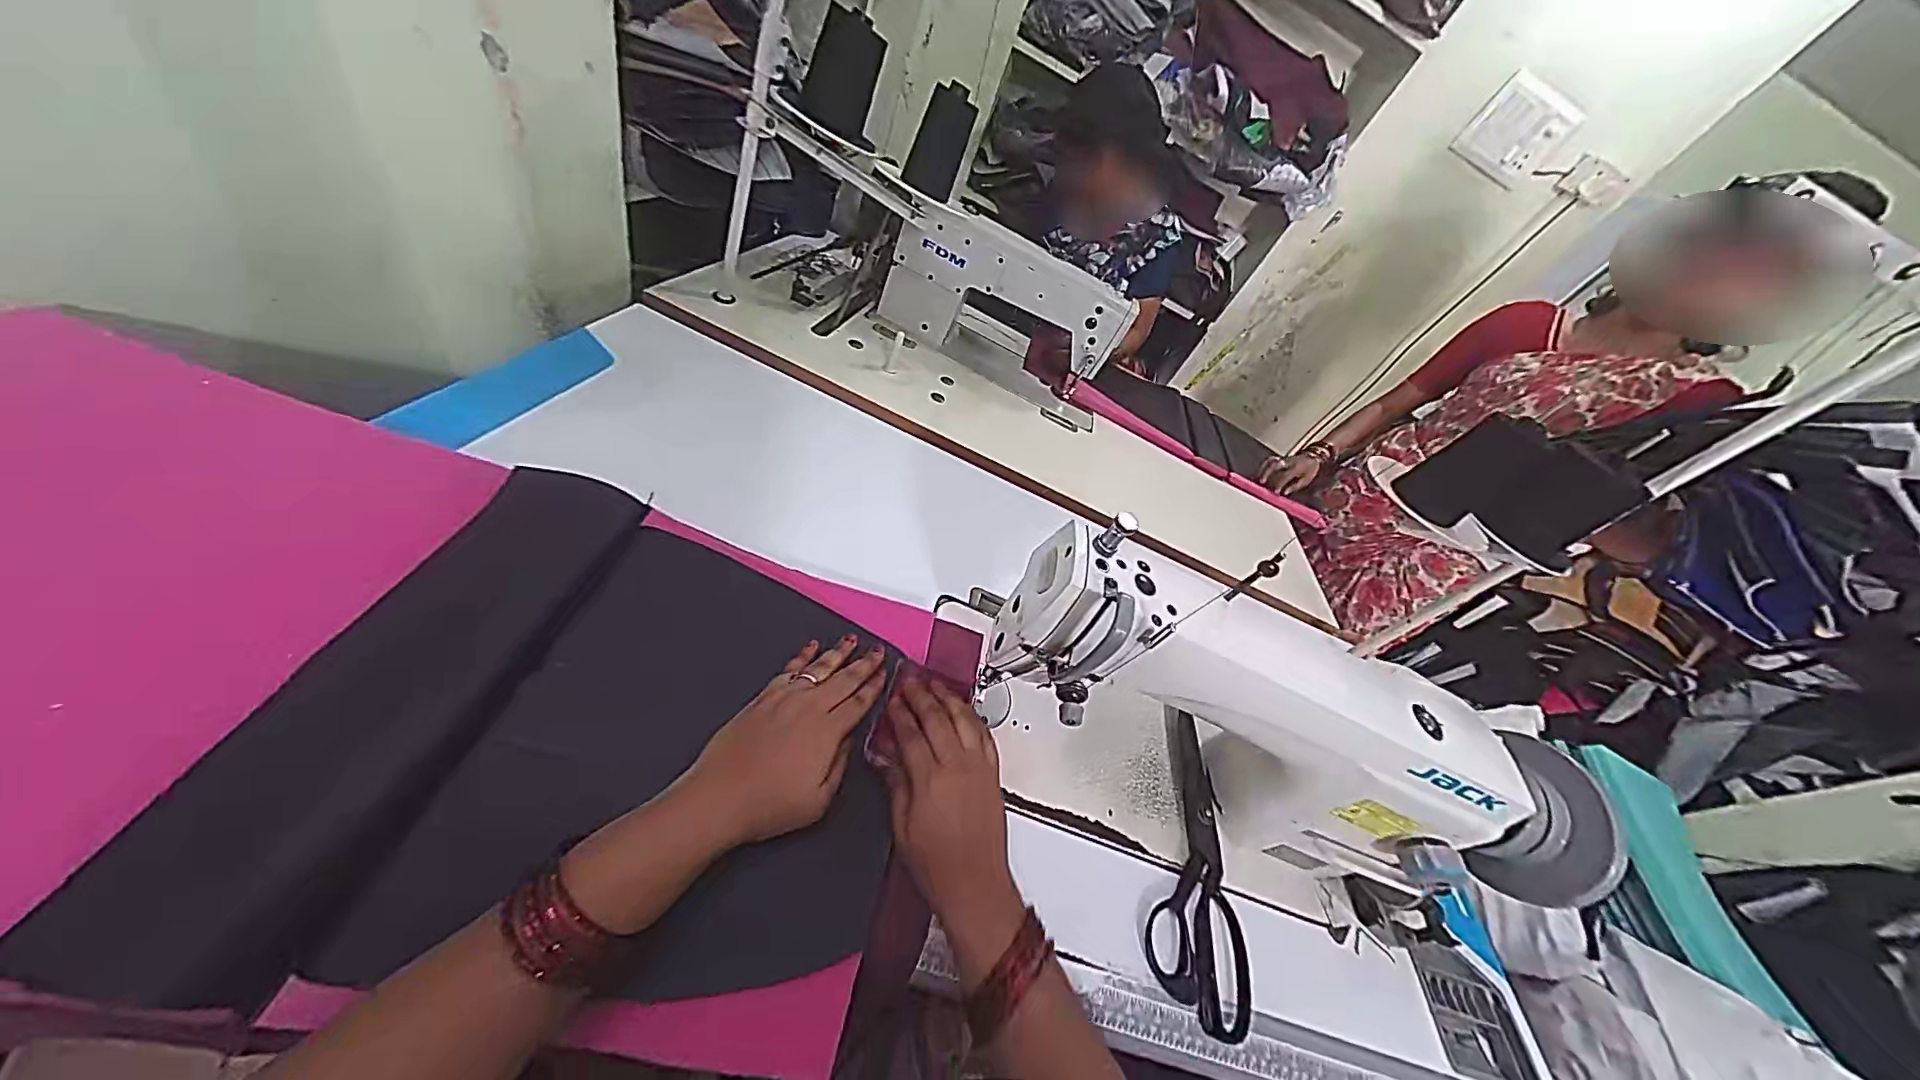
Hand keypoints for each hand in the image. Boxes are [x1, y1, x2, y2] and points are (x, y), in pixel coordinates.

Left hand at [687, 635, 887, 845]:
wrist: (719, 798)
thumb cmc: (767, 805)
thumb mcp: (819, 799)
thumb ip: (840, 764)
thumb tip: (849, 741)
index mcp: (827, 732)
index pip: (859, 702)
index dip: (874, 686)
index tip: (884, 674)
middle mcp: (808, 709)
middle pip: (844, 679)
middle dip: (864, 664)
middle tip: (876, 652)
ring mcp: (783, 700)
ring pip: (819, 668)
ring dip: (838, 653)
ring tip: (850, 641)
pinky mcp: (762, 699)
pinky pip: (790, 670)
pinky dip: (803, 657)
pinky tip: (811, 649)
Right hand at [881, 673, 1022, 987]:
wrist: (975, 885)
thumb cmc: (938, 866)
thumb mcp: (902, 827)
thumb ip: (896, 785)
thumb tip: (886, 759)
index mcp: (930, 779)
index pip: (911, 733)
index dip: (900, 713)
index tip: (893, 701)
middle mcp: (957, 767)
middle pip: (937, 718)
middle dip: (921, 696)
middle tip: (911, 682)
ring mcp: (979, 768)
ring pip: (964, 719)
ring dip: (948, 698)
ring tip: (936, 686)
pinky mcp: (993, 775)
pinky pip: (984, 735)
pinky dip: (973, 717)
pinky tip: (966, 711)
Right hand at [1259, 453, 1322, 494]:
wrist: (1312, 457)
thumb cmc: (1310, 470)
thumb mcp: (1306, 479)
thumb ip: (1295, 486)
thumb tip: (1285, 492)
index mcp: (1296, 467)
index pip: (1285, 476)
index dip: (1279, 484)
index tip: (1276, 492)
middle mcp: (1288, 461)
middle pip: (1275, 465)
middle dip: (1267, 473)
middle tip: (1261, 482)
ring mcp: (1284, 459)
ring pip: (1271, 461)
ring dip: (1264, 469)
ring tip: (1259, 478)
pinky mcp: (1281, 458)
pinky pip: (1270, 460)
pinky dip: (1264, 465)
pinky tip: (1260, 472)